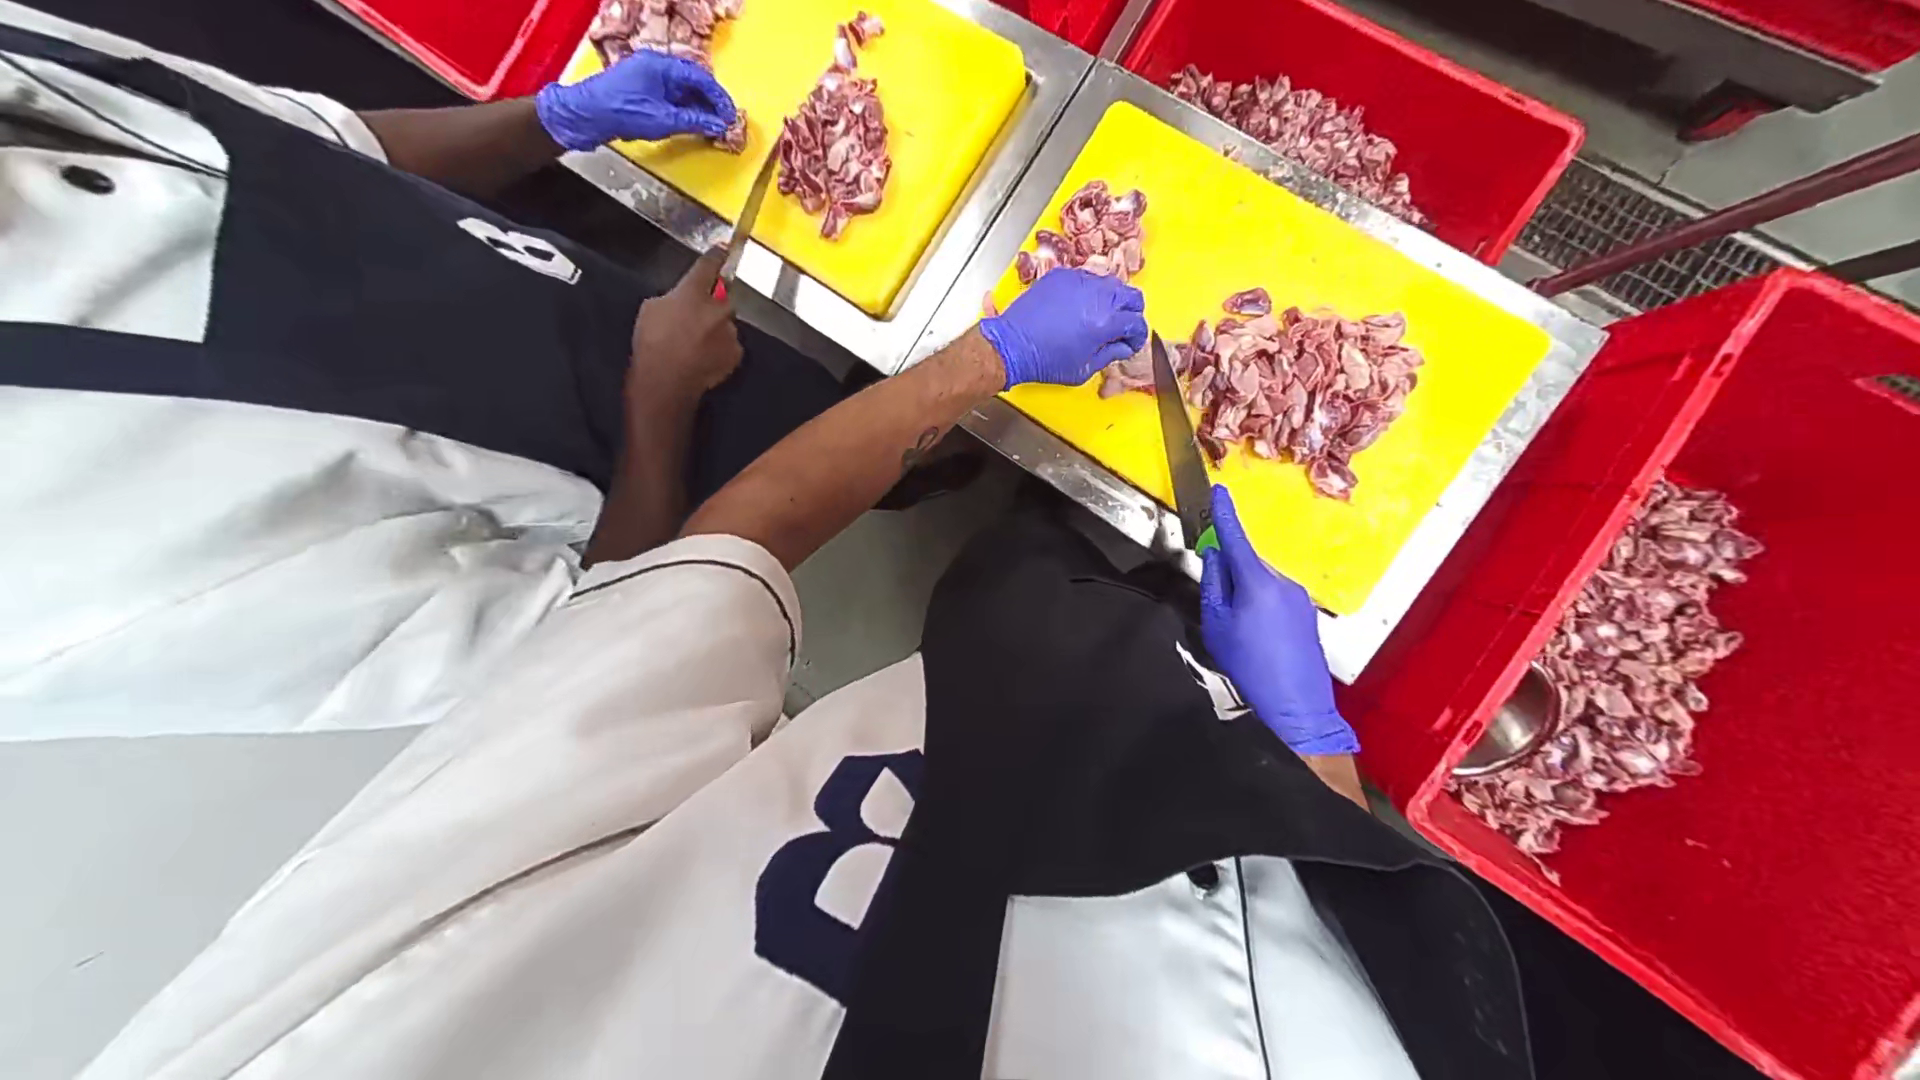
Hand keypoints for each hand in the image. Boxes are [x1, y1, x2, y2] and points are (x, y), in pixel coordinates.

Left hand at [535, 51, 736, 150]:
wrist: (588, 115)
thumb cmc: (623, 112)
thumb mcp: (663, 120)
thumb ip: (693, 121)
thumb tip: (718, 125)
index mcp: (661, 65)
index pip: (699, 77)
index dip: (719, 97)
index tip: (730, 116)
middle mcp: (656, 66)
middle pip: (693, 82)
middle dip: (711, 103)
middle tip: (724, 123)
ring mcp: (650, 77)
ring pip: (684, 91)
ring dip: (700, 108)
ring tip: (712, 126)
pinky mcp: (645, 90)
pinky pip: (673, 97)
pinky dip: (687, 110)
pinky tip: (695, 124)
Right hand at [629, 252, 741, 410]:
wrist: (667, 379)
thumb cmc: (652, 342)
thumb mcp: (652, 309)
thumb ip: (673, 298)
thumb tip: (682, 300)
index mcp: (693, 292)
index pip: (709, 266)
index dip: (716, 255)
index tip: (724, 248)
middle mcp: (717, 308)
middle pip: (724, 296)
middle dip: (715, 302)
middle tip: (698, 316)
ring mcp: (730, 332)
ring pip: (727, 323)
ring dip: (717, 328)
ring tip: (699, 344)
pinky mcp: (736, 353)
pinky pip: (731, 345)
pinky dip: (722, 348)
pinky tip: (706, 357)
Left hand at [978, 268, 1146, 389]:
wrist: (1012, 345)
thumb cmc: (1045, 361)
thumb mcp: (1084, 369)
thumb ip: (1110, 354)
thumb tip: (1122, 346)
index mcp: (1106, 322)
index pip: (1137, 322)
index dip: (1137, 336)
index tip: (1130, 343)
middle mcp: (1097, 296)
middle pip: (1131, 296)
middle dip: (1131, 313)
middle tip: (1121, 327)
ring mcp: (1079, 281)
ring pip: (1110, 283)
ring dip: (1111, 300)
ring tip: (1100, 316)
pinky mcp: (1062, 275)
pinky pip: (1086, 278)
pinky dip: (1089, 291)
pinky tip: (1079, 307)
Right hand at [1199, 485, 1358, 756]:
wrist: (1296, 705)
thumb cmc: (1248, 665)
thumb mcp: (1216, 624)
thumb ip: (1213, 584)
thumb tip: (1214, 555)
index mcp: (1258, 582)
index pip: (1236, 538)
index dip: (1224, 513)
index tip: (1218, 491)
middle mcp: (1283, 582)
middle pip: (1248, 562)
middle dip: (1229, 571)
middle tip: (1216, 603)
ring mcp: (1299, 597)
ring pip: (1260, 580)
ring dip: (1244, 591)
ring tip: (1235, 627)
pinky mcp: (1306, 613)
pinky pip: (1275, 595)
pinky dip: (1258, 603)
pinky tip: (1253, 633)